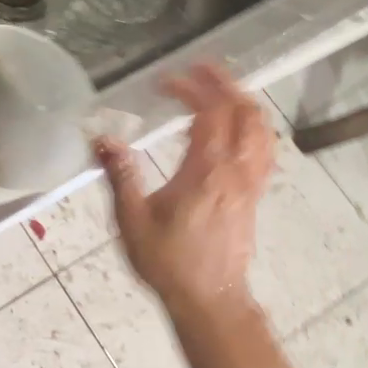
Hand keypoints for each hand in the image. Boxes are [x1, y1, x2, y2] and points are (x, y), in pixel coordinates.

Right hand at [94, 62, 272, 314]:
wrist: (209, 298)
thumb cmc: (167, 261)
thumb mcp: (132, 219)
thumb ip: (120, 175)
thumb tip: (102, 138)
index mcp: (206, 172)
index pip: (209, 114)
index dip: (190, 89)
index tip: (165, 80)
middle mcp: (236, 171)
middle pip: (245, 113)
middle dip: (224, 84)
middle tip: (199, 69)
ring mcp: (251, 184)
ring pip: (262, 130)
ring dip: (243, 102)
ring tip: (221, 90)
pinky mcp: (253, 196)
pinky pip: (264, 150)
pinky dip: (254, 127)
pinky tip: (240, 129)